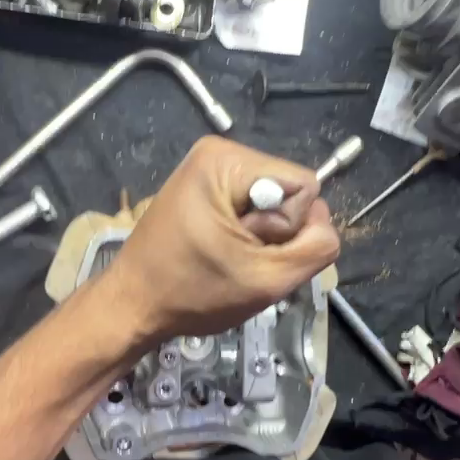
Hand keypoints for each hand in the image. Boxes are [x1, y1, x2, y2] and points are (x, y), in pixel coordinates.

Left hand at [97, 135, 340, 340]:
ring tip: (226, 261)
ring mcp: (209, 170)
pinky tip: (220, 256)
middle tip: (236, 261)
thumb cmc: (192, 293)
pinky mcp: (204, 190)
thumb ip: (316, 248)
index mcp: (227, 160)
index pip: (305, 186)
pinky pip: (252, 210)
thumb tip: (325, 227)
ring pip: (274, 205)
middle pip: (289, 192)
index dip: (289, 230)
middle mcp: (219, 152)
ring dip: (261, 240)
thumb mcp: (266, 279)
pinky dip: (245, 238)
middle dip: (274, 235)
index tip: (250, 253)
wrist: (133, 306)